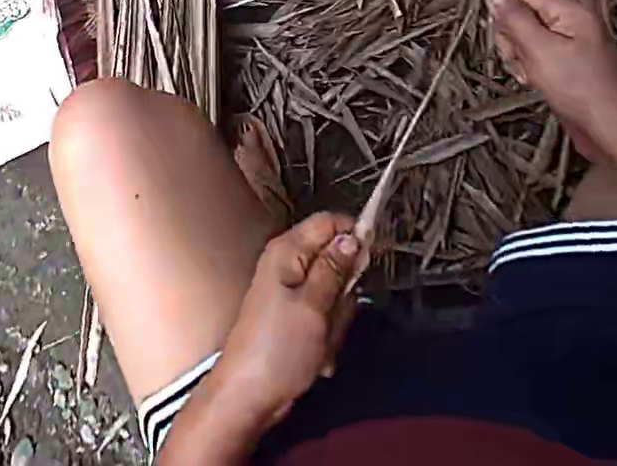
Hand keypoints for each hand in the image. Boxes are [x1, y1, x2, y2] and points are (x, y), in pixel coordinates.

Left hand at [206, 212, 365, 426]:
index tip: (367, 263)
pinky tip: (318, 355)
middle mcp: (288, 262)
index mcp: (288, 249)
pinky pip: (325, 315)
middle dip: (344, 291)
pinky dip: (327, 335)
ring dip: (336, 319)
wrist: (249, 395)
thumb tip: (352, 236)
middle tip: (332, 315)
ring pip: (336, 292)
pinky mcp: (295, 314)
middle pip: (336, 260)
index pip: (328, 222)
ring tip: (321, 340)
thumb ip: (334, 268)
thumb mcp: (313, 305)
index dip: (352, 235)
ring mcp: (292, 290)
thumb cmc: (280, 346)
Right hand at [487, 0, 616, 151]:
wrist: (605, 125)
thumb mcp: (539, 49)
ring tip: (527, 69)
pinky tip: (533, 77)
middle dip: (511, 32)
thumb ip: (514, 18)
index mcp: (571, 12)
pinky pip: (534, 50)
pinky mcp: (566, 59)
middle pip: (523, 12)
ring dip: (517, 51)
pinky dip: (527, 62)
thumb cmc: (583, 89)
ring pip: (525, 33)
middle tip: (515, 50)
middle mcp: (573, 22)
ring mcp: (570, 41)